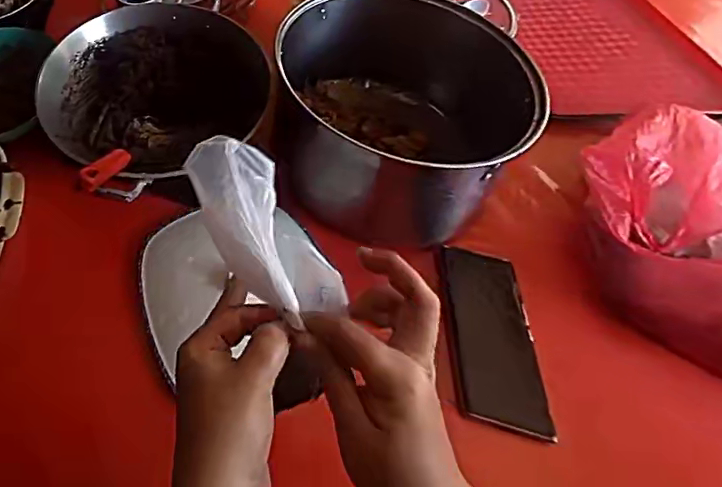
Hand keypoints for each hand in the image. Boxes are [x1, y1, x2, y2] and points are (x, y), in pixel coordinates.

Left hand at [172, 278, 290, 486]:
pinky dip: (281, 374)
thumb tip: (281, 324)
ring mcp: (223, 390)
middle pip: (243, 330)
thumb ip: (270, 339)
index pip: (232, 309)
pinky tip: (301, 372)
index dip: (261, 303)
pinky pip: (262, 380)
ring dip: (279, 348)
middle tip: (294, 311)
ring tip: (301, 337)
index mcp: (199, 349)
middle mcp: (207, 366)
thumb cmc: (221, 442)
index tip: (285, 298)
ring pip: (255, 355)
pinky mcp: (239, 412)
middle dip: (270, 322)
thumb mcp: (253, 376)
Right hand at [300, 249, 466, 486]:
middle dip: (394, 268)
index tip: (298, 320)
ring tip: (353, 307)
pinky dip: (387, 315)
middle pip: (419, 298)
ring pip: (416, 308)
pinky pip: (408, 329)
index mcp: (398, 373)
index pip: (353, 330)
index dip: (321, 322)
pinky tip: (361, 328)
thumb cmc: (391, 474)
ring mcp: (423, 366)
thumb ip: (332, 377)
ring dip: (386, 295)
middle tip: (362, 256)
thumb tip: (307, 336)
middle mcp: (417, 360)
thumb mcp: (353, 432)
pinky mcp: (420, 374)